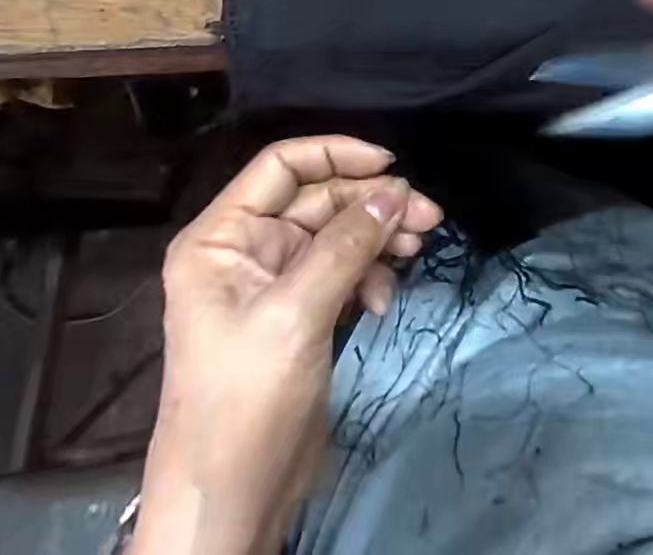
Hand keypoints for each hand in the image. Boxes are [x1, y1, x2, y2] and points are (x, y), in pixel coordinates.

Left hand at [135, 137, 443, 554]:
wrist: (234, 498)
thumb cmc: (245, 401)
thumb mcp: (296, 315)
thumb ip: (346, 246)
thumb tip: (396, 192)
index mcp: (224, 237)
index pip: (282, 166)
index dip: (336, 154)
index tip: (391, 165)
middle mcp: (249, 248)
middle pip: (322, 200)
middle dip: (374, 204)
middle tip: (428, 217)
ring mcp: (278, 279)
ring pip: (340, 233)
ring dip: (380, 237)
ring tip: (418, 249)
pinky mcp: (304, 309)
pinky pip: (346, 269)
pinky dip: (371, 275)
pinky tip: (384, 299)